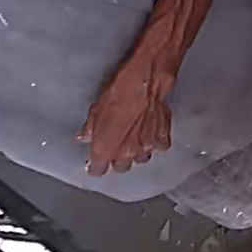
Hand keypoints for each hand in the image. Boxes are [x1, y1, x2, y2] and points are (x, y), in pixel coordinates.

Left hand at [80, 54, 174, 175]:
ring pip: (142, 158)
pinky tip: (153, 134)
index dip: (96, 165)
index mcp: (104, 149)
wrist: (146, 82)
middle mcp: (126, 152)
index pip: (97, 170)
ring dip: (138, 152)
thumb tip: (86, 137)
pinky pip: (160, 147)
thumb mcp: (95, 110)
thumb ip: (90, 129)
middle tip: (117, 149)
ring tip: (137, 142)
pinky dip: (157, 142)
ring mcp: (147, 145)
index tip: (96, 161)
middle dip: (118, 160)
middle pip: (122, 167)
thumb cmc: (117, 93)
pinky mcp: (164, 136)